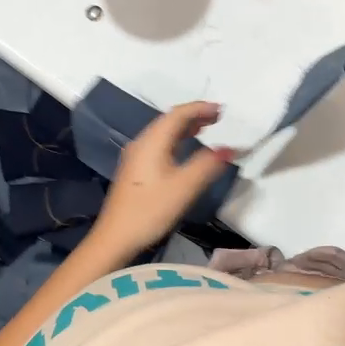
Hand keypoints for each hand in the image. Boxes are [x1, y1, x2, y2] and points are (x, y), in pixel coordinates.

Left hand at [92, 101, 234, 259]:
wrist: (115, 237)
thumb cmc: (150, 210)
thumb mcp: (184, 187)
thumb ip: (207, 165)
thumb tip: (229, 149)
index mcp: (152, 142)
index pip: (177, 114)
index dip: (200, 108)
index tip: (221, 110)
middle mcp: (142, 143)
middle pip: (169, 120)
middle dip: (194, 116)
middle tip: (218, 118)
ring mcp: (136, 156)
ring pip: (164, 133)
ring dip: (185, 128)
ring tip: (206, 128)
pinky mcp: (135, 170)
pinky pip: (160, 144)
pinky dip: (177, 140)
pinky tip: (185, 149)